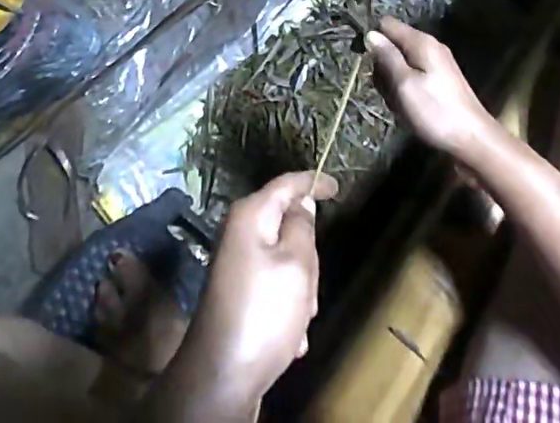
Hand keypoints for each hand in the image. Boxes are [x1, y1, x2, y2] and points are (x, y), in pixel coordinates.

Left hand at [167, 171, 335, 416]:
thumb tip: (303, 201)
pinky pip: (276, 287)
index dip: (313, 181)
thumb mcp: (296, 264)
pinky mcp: (240, 293)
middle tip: (310, 285)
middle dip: (308, 255)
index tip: (337, 186)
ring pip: (286, 260)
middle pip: (288, 225)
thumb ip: (303, 226)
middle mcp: (240, 233)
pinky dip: (288, 308)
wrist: (221, 378)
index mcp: (250, 216)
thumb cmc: (264, 312)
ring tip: (298, 318)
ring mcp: (238, 264)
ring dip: (301, 287)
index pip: (286, 184)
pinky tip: (289, 336)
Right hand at [368, 18, 498, 158]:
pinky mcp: (439, 81)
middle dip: (383, 67)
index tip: (366, 62)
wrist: (472, 140)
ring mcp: (436, 64)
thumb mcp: (405, 84)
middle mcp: (430, 47)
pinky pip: (412, 78)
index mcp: (422, 43)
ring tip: (400, 103)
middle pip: (393, 46)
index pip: (387, 24)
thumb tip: (371, 33)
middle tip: (389, 91)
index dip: (373, 39)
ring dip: (393, 84)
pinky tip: (409, 109)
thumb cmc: (436, 111)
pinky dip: (405, 91)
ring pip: (400, 65)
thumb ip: (387, 57)